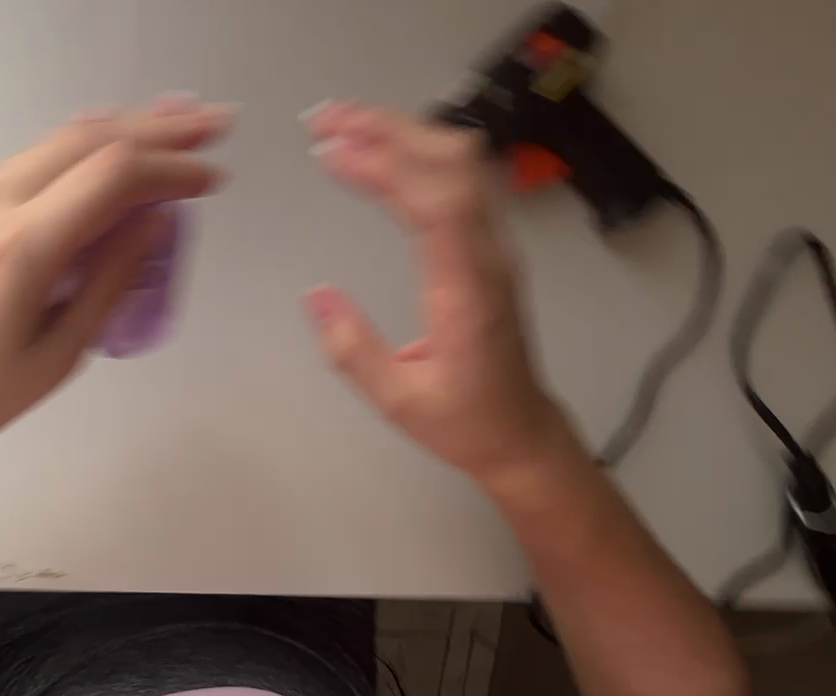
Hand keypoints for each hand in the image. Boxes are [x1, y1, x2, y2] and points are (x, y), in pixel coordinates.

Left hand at [0, 100, 230, 465]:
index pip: (111, 176)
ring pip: (55, 144)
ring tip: (172, 133)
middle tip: (210, 126)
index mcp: (19, 249)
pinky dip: (78, 156)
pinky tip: (110, 162)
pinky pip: (28, 165)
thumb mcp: (60, 353)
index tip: (210, 177)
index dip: (169, 168)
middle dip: (155, 129)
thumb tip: (154, 222)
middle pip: (86, 140)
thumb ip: (110, 281)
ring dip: (118, 134)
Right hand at [301, 102, 566, 480]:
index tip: (331, 151)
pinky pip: (459, 184)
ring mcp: (495, 250)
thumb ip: (352, 349)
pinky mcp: (488, 251)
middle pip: (452, 164)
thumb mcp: (397, 400)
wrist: (521, 434)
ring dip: (404, 135)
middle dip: (389, 130)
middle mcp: (489, 258)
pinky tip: (383, 158)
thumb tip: (314, 295)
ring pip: (461, 165)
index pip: (434, 204)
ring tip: (345, 129)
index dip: (384, 167)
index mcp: (467, 293)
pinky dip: (417, 157)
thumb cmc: (463, 423)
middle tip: (326, 120)